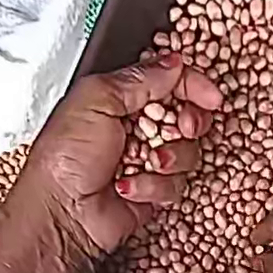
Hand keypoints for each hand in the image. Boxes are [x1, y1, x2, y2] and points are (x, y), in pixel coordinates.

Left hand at [8, 52, 223, 258]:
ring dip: (170, 158)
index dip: (193, 86)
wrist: (62, 209)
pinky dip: (153, 186)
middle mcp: (140, 130)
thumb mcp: (97, 99)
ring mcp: (149, 162)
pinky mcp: (154, 192)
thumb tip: (172, 64)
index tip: (211, 96)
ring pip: (188, 154)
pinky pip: (177, 186)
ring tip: (147, 162)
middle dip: (189, 123)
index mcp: (123, 100)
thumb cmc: (65, 156)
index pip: (169, 84)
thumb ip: (139, 79)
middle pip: (188, 118)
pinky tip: (128, 187)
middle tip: (182, 128)